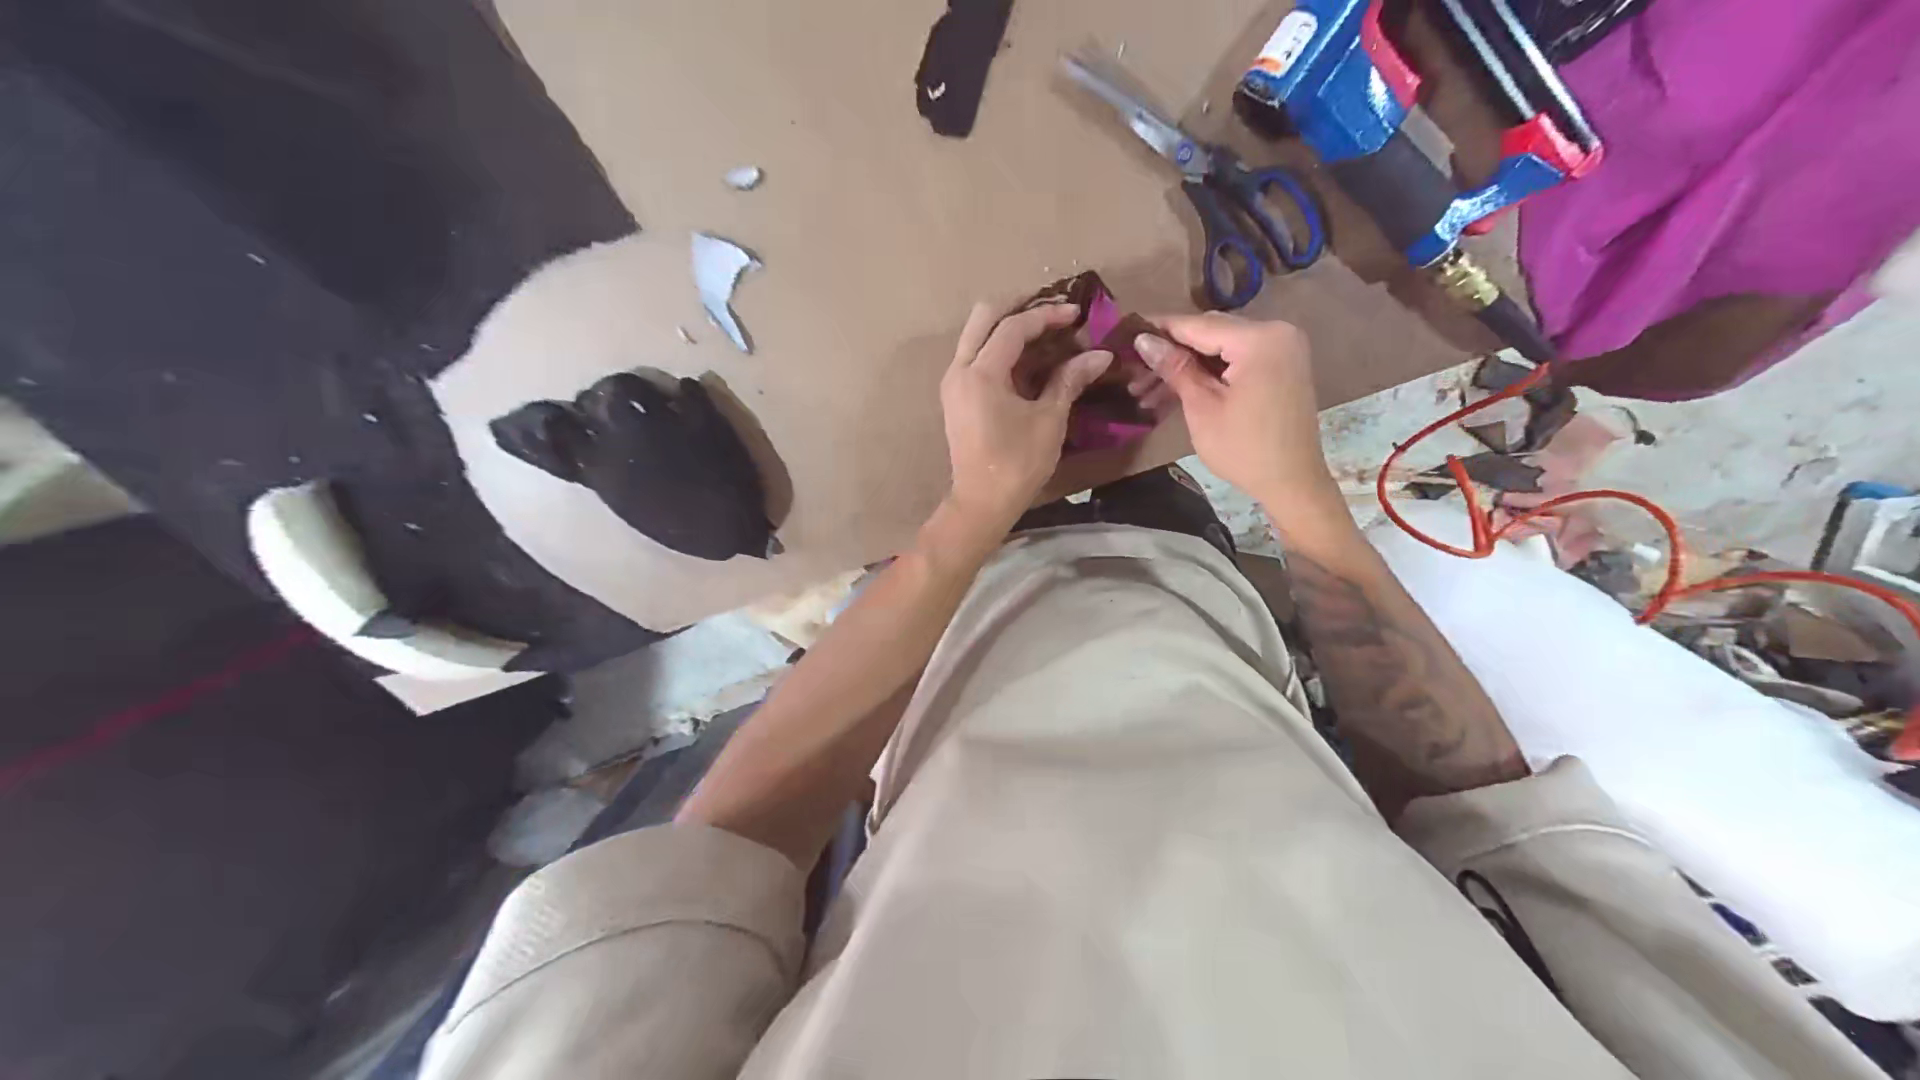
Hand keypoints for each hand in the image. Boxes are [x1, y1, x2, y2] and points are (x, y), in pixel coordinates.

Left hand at [941, 301, 1112, 533]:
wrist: (982, 502)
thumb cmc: (1017, 463)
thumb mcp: (1049, 420)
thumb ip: (1069, 380)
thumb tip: (1100, 355)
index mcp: (981, 373)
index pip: (1013, 327)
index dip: (1046, 316)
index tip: (1076, 313)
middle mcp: (959, 370)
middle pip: (984, 317)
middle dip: (1018, 306)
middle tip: (1051, 310)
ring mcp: (953, 383)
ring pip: (976, 335)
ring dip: (1007, 326)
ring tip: (1043, 329)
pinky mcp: (956, 397)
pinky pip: (975, 356)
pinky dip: (998, 347)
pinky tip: (1027, 356)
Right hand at [1133, 313, 1340, 513]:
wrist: (1292, 482)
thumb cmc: (1243, 449)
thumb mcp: (1202, 407)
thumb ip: (1174, 368)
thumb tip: (1143, 340)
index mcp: (1259, 339)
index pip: (1198, 325)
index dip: (1159, 328)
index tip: (1127, 332)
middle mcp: (1276, 332)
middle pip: (1210, 333)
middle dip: (1171, 351)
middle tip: (1133, 370)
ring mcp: (1281, 348)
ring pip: (1220, 347)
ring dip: (1186, 365)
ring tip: (1145, 389)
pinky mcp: (1280, 365)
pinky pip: (1237, 359)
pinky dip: (1209, 372)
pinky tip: (1176, 389)